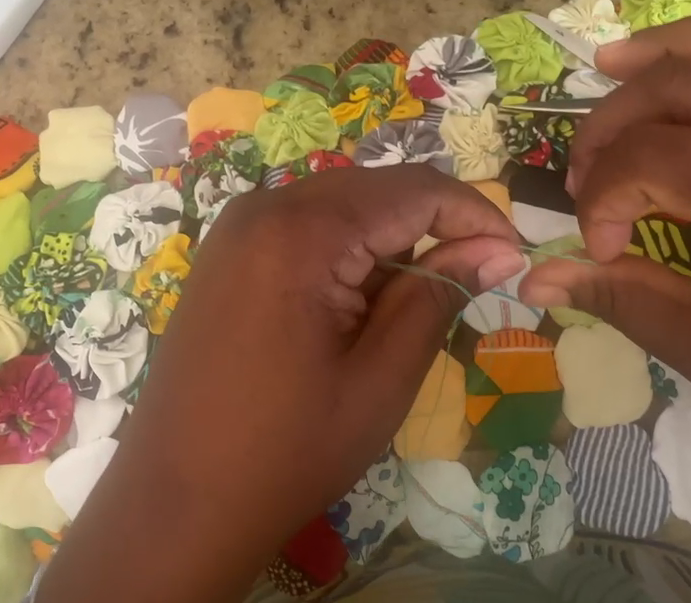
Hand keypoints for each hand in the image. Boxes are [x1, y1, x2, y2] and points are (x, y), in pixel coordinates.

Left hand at [41, 165, 524, 602]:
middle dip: (434, 222)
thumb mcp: (381, 378)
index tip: (515, 253)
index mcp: (302, 231)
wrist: (174, 502)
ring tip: (421, 296)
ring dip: (392, 235)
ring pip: (341, 203)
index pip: (412, 190)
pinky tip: (362, 295)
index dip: (473, 213)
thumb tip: (497, 248)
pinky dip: (349, 245)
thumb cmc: (286, 451)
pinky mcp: (227, 250)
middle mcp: (265, 206)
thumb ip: (438, 295)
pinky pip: (305, 223)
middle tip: (478, 274)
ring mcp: (238, 225)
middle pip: (375, 188)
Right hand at [521, 13, 690, 471]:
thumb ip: (623, 299)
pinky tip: (677, 75)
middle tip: (583, 179)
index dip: (606, 197)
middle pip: (688, 87)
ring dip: (666, 51)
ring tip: (609, 66)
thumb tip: (535, 277)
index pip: (665, 157)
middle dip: (614, 127)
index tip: (598, 252)